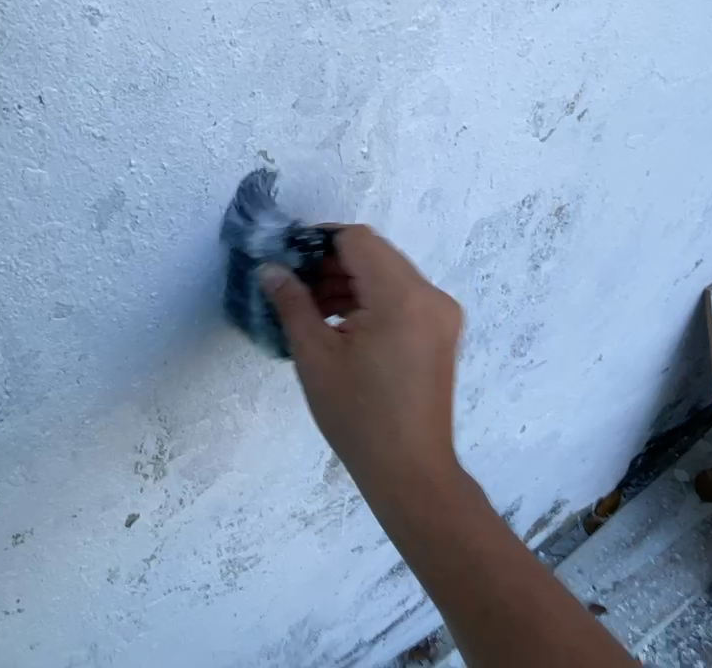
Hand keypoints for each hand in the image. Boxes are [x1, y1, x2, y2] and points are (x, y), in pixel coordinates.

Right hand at [260, 226, 465, 498]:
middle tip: (293, 286)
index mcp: (401, 296)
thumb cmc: (358, 415)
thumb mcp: (314, 355)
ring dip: (348, 281)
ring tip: (310, 309)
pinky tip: (338, 324)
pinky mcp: (440, 331)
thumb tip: (271, 268)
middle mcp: (429, 295)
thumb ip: (292, 302)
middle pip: (373, 254)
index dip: (317, 241)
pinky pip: (400, 295)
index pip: (356, 240)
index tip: (285, 259)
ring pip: (386, 273)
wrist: (410, 472)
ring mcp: (440, 314)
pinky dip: (368, 298)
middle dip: (330, 263)